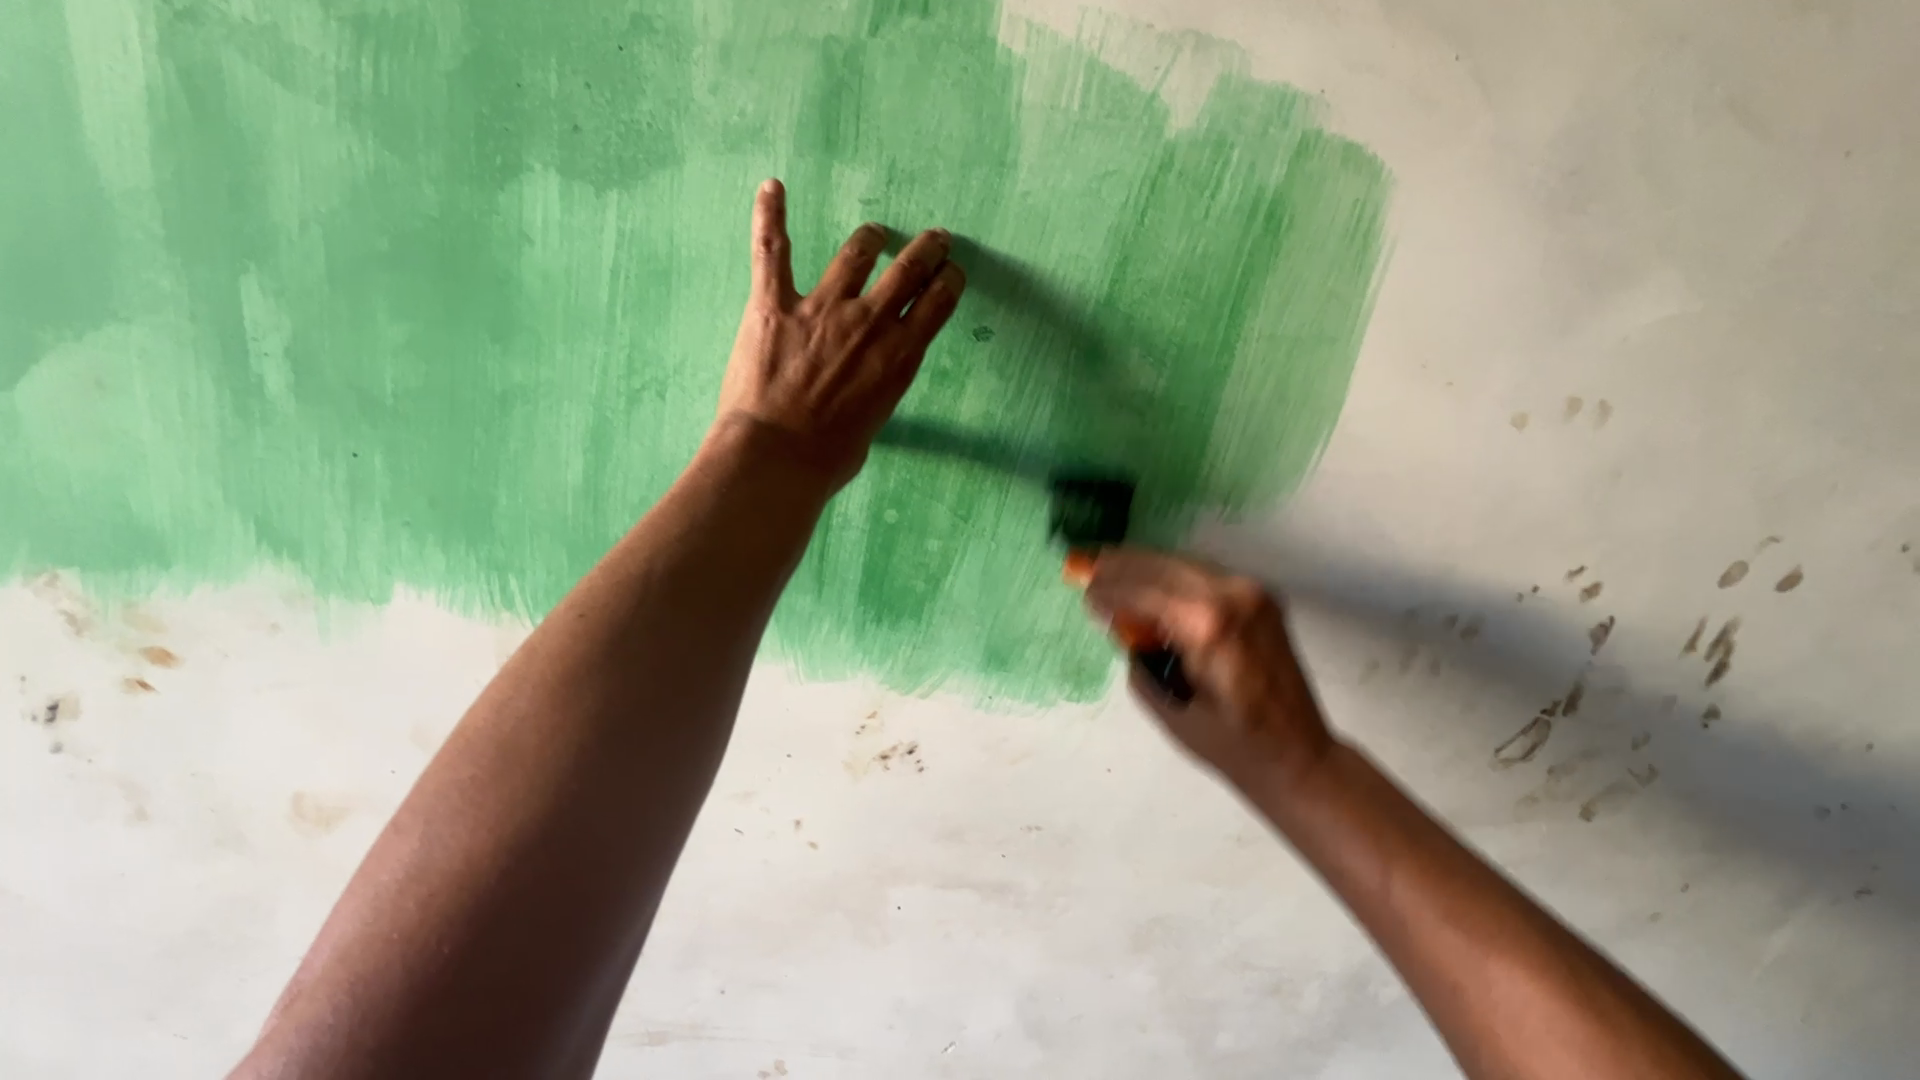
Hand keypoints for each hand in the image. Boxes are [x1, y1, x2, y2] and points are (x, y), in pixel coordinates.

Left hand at [714, 179, 966, 488]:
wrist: (776, 458)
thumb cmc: (828, 459)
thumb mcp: (873, 424)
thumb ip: (875, 390)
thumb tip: (865, 384)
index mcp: (898, 357)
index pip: (937, 303)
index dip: (948, 281)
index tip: (952, 273)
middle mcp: (868, 323)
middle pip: (908, 271)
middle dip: (926, 250)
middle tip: (934, 239)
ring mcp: (822, 309)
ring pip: (854, 255)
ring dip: (871, 239)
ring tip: (876, 234)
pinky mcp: (775, 305)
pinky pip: (774, 250)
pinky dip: (772, 216)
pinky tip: (773, 187)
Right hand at [1075, 548, 1334, 788]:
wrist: (1299, 754)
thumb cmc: (1229, 744)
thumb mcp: (1168, 705)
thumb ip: (1141, 657)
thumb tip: (1123, 625)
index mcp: (1208, 626)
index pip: (1143, 592)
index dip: (1109, 589)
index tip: (1082, 589)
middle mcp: (1232, 596)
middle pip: (1162, 566)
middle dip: (1122, 565)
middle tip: (1086, 565)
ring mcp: (1252, 592)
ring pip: (1183, 564)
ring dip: (1146, 567)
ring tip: (1111, 570)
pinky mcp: (1262, 597)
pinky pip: (1204, 575)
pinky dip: (1173, 576)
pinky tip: (1150, 583)